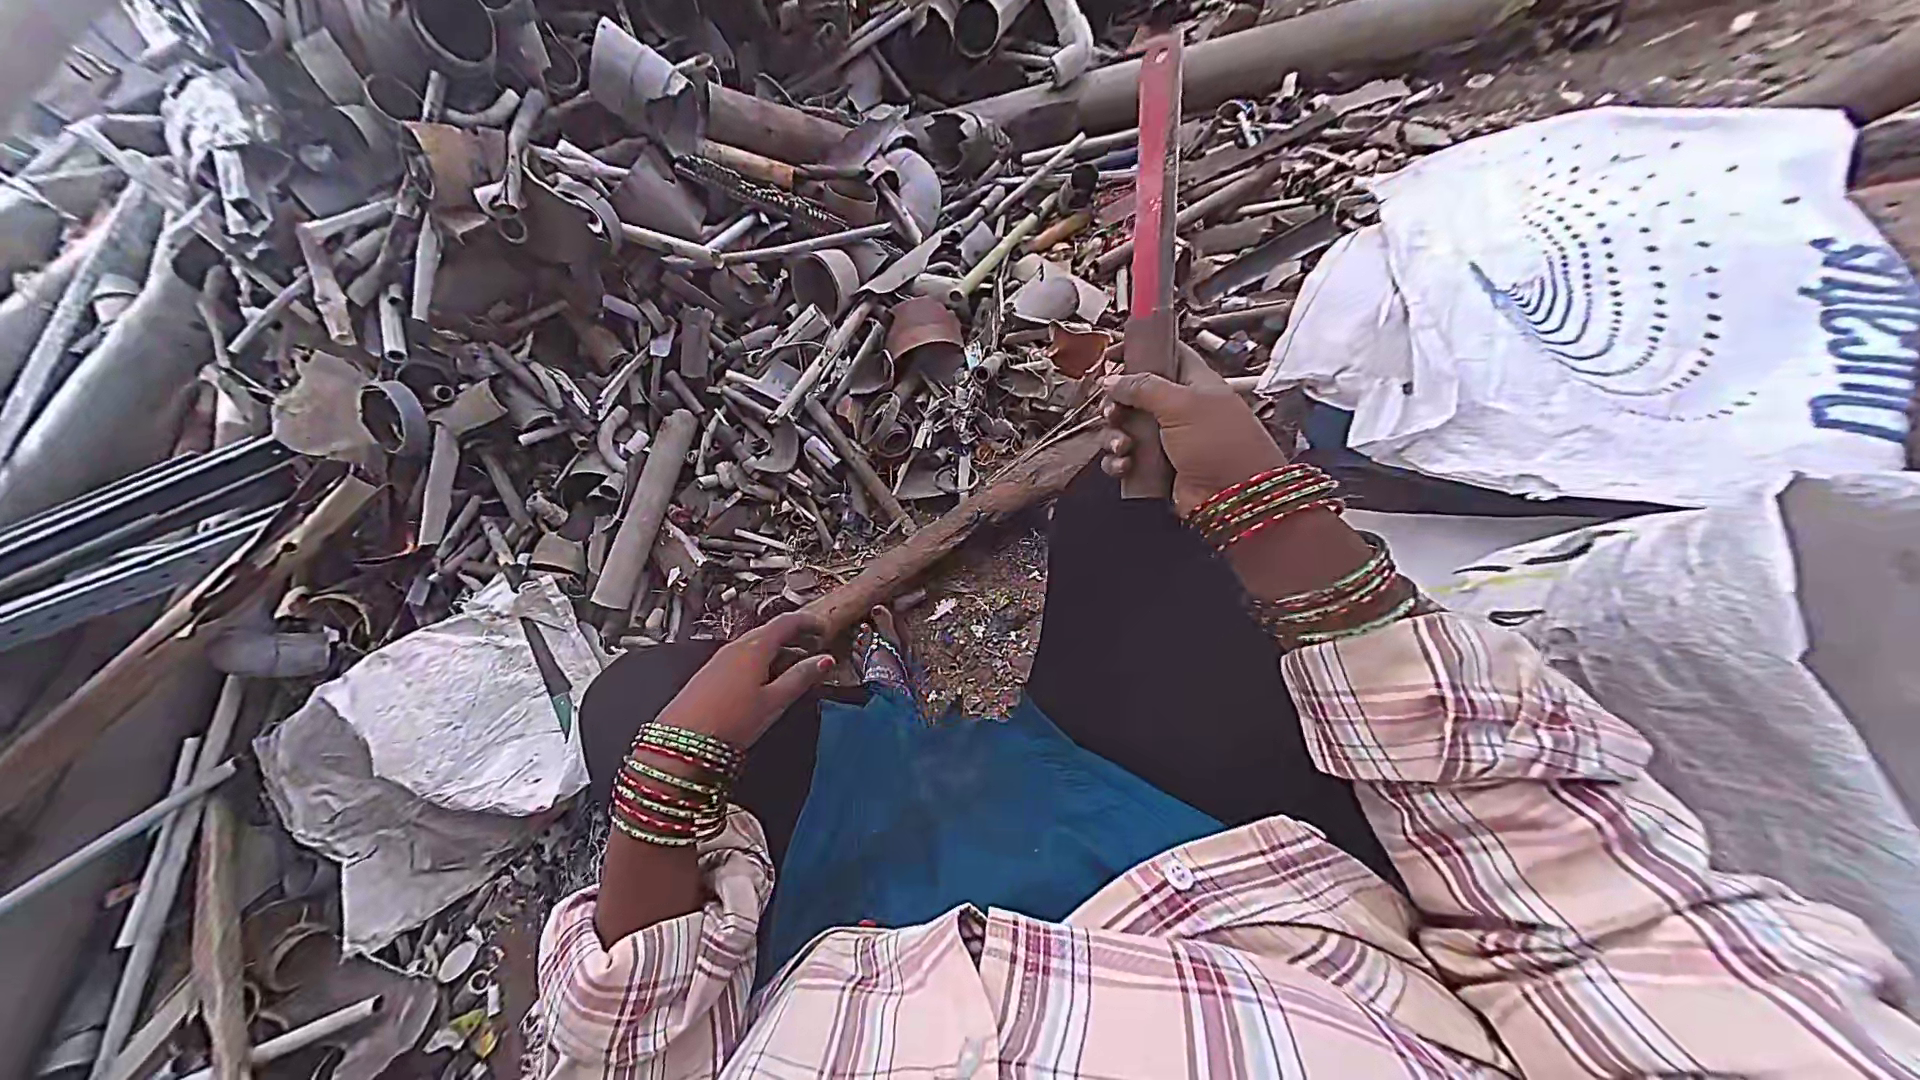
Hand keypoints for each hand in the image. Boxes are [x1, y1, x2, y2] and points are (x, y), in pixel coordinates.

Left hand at [654, 612, 835, 747]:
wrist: (681, 742)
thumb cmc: (729, 722)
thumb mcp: (775, 701)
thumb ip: (801, 677)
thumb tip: (823, 660)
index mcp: (755, 648)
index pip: (786, 622)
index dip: (808, 622)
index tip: (822, 628)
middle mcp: (735, 647)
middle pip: (770, 631)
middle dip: (794, 636)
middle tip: (813, 647)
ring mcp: (720, 660)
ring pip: (755, 645)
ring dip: (778, 650)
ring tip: (795, 666)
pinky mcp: (710, 674)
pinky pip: (742, 658)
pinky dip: (761, 661)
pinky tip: (767, 680)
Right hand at [1102, 343, 1287, 515]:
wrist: (1233, 497)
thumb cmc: (1219, 443)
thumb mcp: (1183, 405)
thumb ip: (1144, 387)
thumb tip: (1112, 379)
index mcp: (1192, 383)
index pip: (1163, 354)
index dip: (1137, 351)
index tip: (1111, 355)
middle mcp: (1177, 408)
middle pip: (1133, 394)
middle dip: (1116, 404)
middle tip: (1113, 413)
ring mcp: (1164, 439)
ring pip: (1123, 428)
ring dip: (1114, 436)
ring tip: (1123, 447)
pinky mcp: (1154, 466)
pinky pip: (1123, 458)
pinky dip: (1117, 462)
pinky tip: (1125, 465)